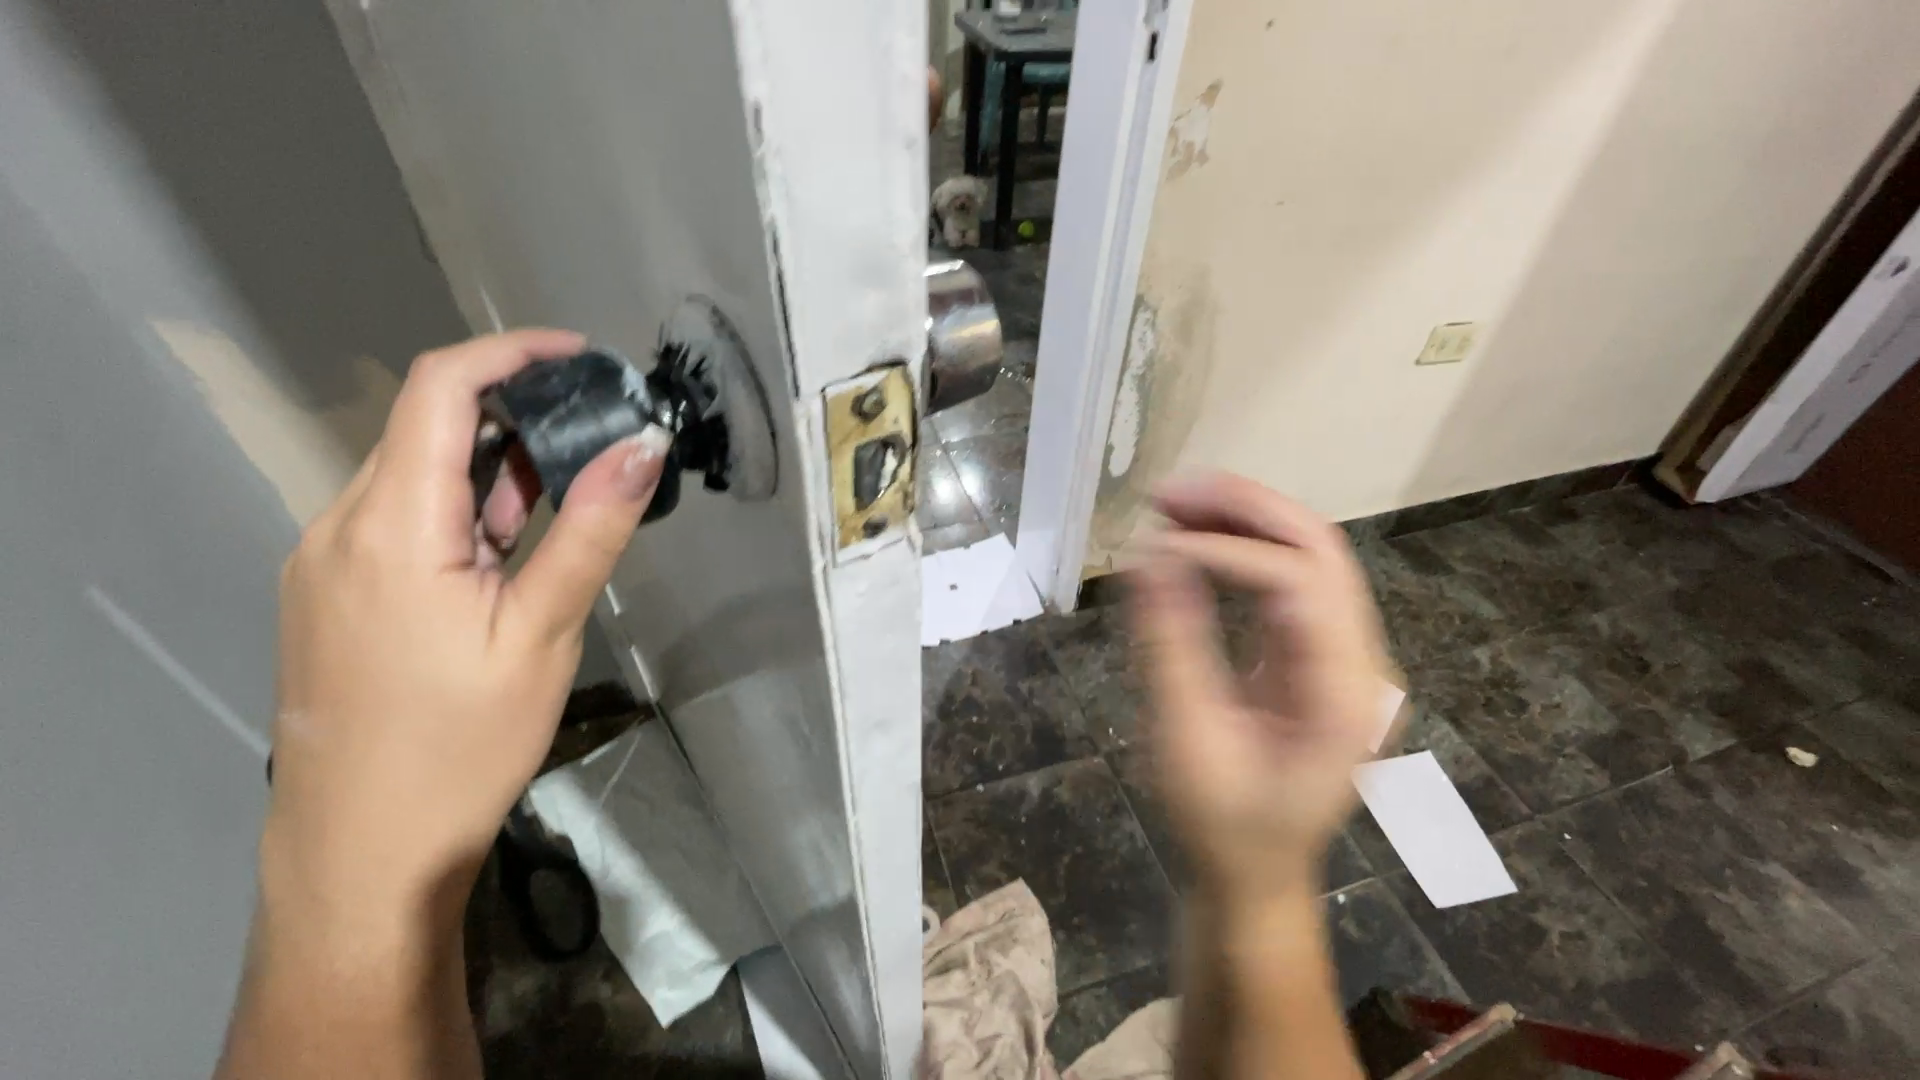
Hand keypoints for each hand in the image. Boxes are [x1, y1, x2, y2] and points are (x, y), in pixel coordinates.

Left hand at [264, 329, 667, 930]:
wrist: (362, 851)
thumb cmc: (462, 742)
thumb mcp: (542, 633)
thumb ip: (591, 531)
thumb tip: (643, 445)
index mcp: (390, 524)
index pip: (439, 388)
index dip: (510, 354)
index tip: (581, 358)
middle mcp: (338, 525)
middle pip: (425, 430)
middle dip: (515, 424)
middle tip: (596, 454)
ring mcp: (323, 562)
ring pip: (413, 479)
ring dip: (492, 477)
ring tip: (563, 518)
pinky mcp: (328, 595)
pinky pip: (397, 523)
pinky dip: (461, 517)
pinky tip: (504, 563)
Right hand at [1128, 472, 1387, 904]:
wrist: (1255, 875)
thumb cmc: (1221, 825)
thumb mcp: (1188, 741)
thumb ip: (1172, 646)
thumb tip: (1148, 556)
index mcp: (1345, 695)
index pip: (1300, 584)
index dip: (1229, 551)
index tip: (1158, 543)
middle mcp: (1361, 663)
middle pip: (1319, 549)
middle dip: (1245, 508)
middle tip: (1170, 492)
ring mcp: (1345, 656)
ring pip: (1308, 553)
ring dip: (1243, 518)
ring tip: (1172, 503)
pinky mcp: (1316, 654)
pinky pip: (1288, 579)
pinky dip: (1242, 548)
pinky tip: (1194, 536)